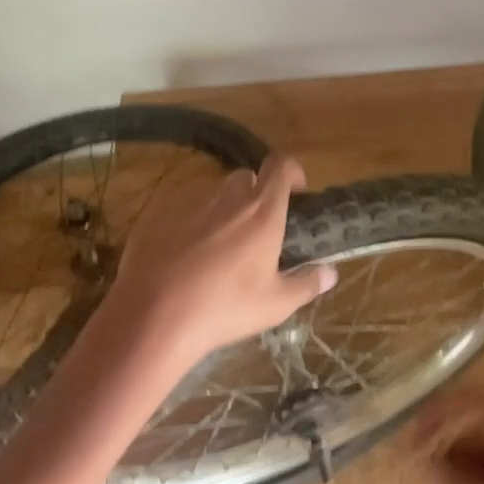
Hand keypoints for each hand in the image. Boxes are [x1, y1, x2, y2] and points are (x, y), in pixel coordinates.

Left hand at [102, 153, 337, 364]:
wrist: (153, 317)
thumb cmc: (225, 308)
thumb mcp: (276, 304)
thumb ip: (307, 283)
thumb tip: (331, 272)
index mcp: (262, 211)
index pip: (281, 165)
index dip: (291, 171)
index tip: (296, 191)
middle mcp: (228, 198)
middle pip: (246, 177)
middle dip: (255, 193)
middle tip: (256, 227)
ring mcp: (190, 204)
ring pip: (213, 195)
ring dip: (223, 210)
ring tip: (220, 247)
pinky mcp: (158, 216)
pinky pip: (181, 211)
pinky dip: (190, 225)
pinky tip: (185, 257)